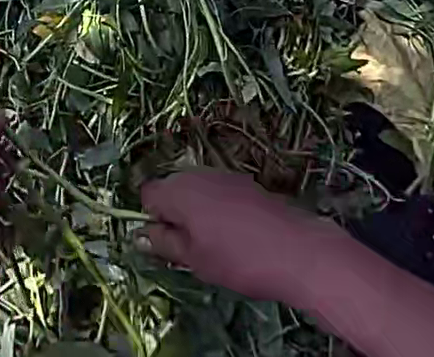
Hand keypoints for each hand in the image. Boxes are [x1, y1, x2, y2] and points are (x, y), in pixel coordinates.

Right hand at [139, 170, 348, 307]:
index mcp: (178, 190)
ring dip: (195, 211)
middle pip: (171, 188)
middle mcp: (196, 174)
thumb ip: (163, 243)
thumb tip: (139, 235)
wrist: (295, 248)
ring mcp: (221, 174)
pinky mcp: (242, 181)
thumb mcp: (194, 259)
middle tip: (189, 247)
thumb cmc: (237, 258)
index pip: (148, 194)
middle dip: (173, 214)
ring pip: (194, 189)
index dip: (152, 218)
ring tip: (214, 243)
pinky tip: (234, 233)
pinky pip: (216, 190)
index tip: (166, 242)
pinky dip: (216, 207)